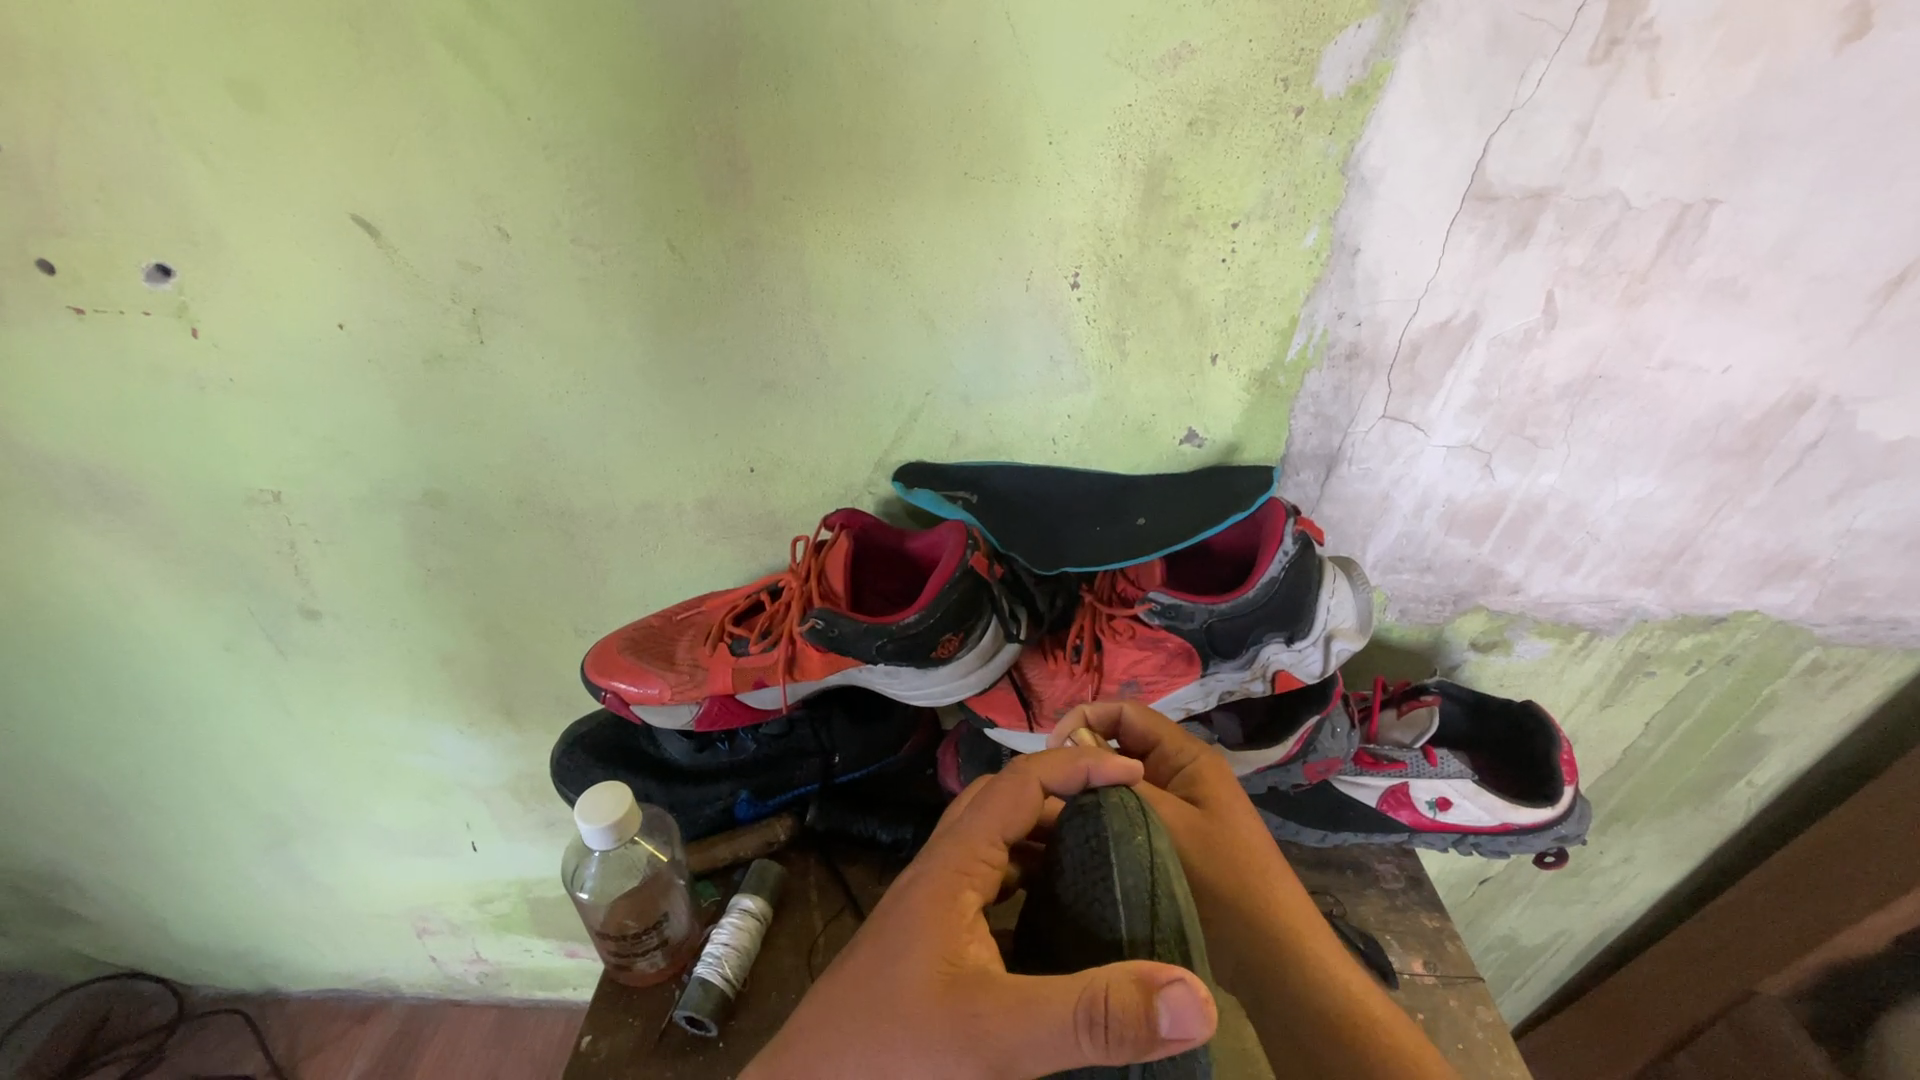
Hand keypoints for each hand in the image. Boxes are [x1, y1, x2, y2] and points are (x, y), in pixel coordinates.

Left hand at [742, 746, 1218, 1079]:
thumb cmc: (892, 1051)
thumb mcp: (998, 1034)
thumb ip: (1094, 1015)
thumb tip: (1195, 996)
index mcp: (951, 867)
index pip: (1019, 784)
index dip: (1077, 768)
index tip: (1135, 776)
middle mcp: (938, 875)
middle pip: (1003, 807)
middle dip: (1061, 797)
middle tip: (1120, 817)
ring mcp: (928, 911)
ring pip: (991, 850)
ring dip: (1041, 842)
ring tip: (1099, 861)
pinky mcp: (926, 947)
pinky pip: (984, 892)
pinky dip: (1024, 887)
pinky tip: (1051, 925)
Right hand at [1052, 703, 1461, 1078]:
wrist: (1272, 956)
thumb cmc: (1224, 882)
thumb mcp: (1167, 825)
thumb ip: (1119, 786)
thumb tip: (1071, 754)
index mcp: (1186, 756)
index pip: (1126, 713)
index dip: (1084, 719)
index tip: (1050, 751)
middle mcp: (1179, 774)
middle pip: (1120, 745)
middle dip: (1082, 758)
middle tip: (1045, 789)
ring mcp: (1176, 809)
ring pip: (1120, 783)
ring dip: (1090, 792)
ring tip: (1052, 815)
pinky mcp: (1169, 841)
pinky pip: (1126, 815)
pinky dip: (1102, 819)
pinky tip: (1076, 841)